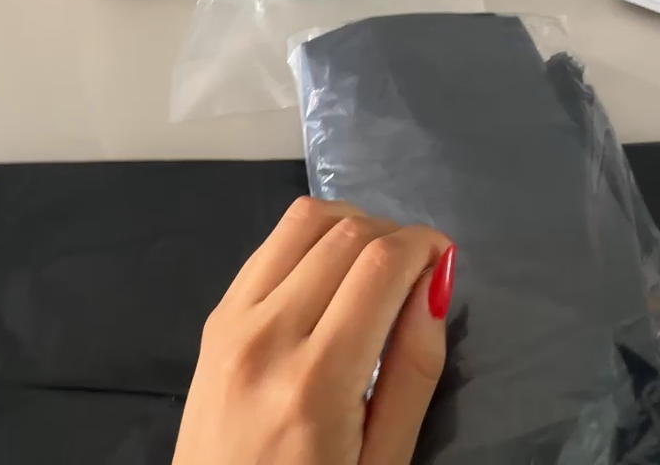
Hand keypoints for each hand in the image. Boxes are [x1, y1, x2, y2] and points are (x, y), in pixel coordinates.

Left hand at [174, 198, 456, 464]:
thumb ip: (415, 368)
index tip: (444, 258)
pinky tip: (332, 269)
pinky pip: (273, 241)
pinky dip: (315, 235)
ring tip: (375, 262)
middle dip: (397, 234)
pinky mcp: (215, 318)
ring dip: (355, 223)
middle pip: (348, 233)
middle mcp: (266, 338)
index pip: (381, 265)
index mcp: (314, 383)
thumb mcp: (384, 460)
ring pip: (308, 219)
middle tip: (416, 268)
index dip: (424, 244)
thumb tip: (437, 279)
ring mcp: (232, 322)